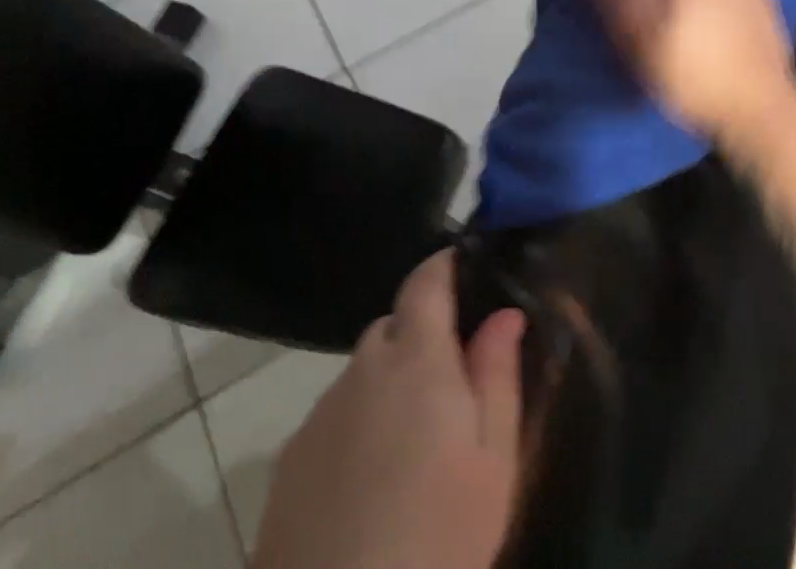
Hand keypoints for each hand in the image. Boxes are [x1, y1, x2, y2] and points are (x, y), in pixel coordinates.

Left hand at [252, 249, 526, 568]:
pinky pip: (335, 415)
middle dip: (424, 337)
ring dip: (391, 383)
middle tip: (458, 383)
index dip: (445, 265)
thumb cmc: (441, 530)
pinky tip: (375, 476)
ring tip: (419, 443)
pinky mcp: (291, 457)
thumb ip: (498, 375)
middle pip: (393, 329)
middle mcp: (361, 372)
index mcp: (417, 361)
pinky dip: (359, 423)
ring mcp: (320, 414)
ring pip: (363, 374)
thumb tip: (504, 314)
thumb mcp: (495, 456)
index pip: (424, 283)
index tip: (468, 265)